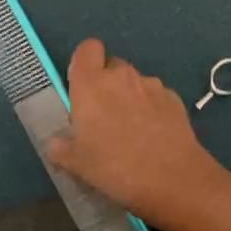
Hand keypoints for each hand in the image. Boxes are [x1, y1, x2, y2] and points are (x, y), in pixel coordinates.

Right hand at [48, 39, 230, 218]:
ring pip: (134, 82)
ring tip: (131, 128)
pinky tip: (153, 135)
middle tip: (102, 114)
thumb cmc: (116, 167)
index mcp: (91, 84)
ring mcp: (151, 86)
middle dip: (106, 83)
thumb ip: (60, 147)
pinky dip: (152, 108)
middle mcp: (121, 76)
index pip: (87, 48)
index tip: (81, 86)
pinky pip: (156, 97)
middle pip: (111, 65)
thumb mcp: (76, 164)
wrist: (175, 182)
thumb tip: (54, 142)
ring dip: (129, 96)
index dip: (84, 62)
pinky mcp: (175, 100)